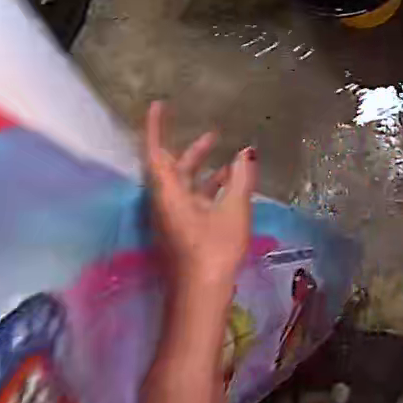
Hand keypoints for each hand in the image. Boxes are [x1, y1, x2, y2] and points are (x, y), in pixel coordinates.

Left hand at [144, 101, 256, 296]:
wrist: (201, 297)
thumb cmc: (214, 249)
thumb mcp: (234, 209)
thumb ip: (241, 178)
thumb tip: (246, 151)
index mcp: (169, 194)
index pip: (156, 152)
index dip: (156, 128)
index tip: (160, 105)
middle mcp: (164, 204)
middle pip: (172, 169)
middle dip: (191, 150)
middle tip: (212, 134)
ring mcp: (172, 220)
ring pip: (184, 186)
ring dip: (203, 170)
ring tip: (228, 159)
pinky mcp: (182, 232)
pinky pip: (192, 200)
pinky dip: (209, 188)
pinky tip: (231, 188)